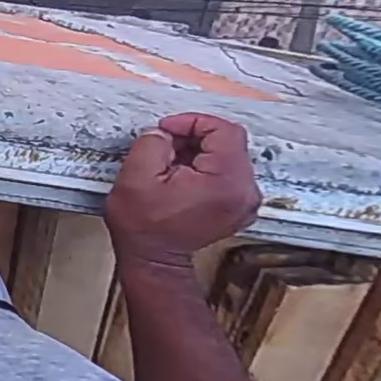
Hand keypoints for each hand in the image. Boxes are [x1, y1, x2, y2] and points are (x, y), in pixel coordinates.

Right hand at [104, 112, 260, 269]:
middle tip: (160, 149)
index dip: (193, 122)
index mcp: (225, 181)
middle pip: (228, 144)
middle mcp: (246, 191)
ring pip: (227, 159)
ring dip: (196, 154)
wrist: (152, 258)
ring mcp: (246, 202)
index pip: (225, 131)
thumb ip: (150, 145)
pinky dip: (203, 169)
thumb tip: (162, 132)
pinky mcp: (239, 208)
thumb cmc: (141, 223)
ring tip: (166, 166)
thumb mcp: (134, 178)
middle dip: (192, 139)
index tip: (165, 129)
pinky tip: (178, 179)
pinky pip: (227, 175)